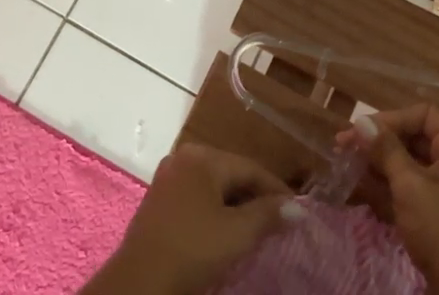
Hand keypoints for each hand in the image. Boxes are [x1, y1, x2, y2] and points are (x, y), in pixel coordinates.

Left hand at [81, 143, 297, 294]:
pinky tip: (226, 231)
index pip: (250, 168)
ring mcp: (168, 177)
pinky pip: (197, 197)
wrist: (141, 282)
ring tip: (257, 229)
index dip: (277, 190)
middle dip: (256, 198)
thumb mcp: (238, 233)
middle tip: (279, 222)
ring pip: (214, 187)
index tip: (298, 211)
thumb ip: (269, 215)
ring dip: (236, 206)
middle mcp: (183, 158)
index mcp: (202, 157)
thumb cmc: (193, 250)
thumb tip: (298, 207)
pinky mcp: (159, 199)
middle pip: (231, 174)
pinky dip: (215, 211)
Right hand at [339, 104, 438, 294]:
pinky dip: (391, 185)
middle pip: (417, 139)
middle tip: (344, 147)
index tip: (362, 131)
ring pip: (412, 165)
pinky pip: (416, 188)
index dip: (392, 118)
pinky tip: (363, 186)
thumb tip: (361, 121)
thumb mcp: (409, 185)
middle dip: (379, 142)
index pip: (426, 116)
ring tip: (347, 165)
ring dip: (380, 163)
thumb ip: (385, 150)